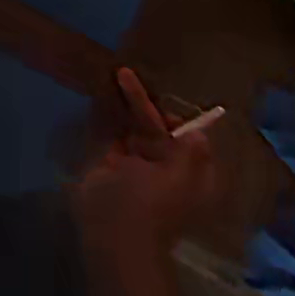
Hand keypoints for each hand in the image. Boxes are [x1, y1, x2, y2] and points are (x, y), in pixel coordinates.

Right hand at [73, 68, 218, 252]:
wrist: (110, 224)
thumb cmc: (149, 201)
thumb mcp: (178, 180)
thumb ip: (189, 155)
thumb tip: (197, 132)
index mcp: (190, 173)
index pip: (187, 136)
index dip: (175, 113)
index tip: (158, 87)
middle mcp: (166, 165)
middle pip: (156, 127)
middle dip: (143, 102)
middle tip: (124, 72)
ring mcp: (136, 163)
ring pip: (132, 127)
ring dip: (122, 104)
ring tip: (108, 75)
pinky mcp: (109, 160)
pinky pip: (112, 132)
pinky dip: (106, 115)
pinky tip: (97, 95)